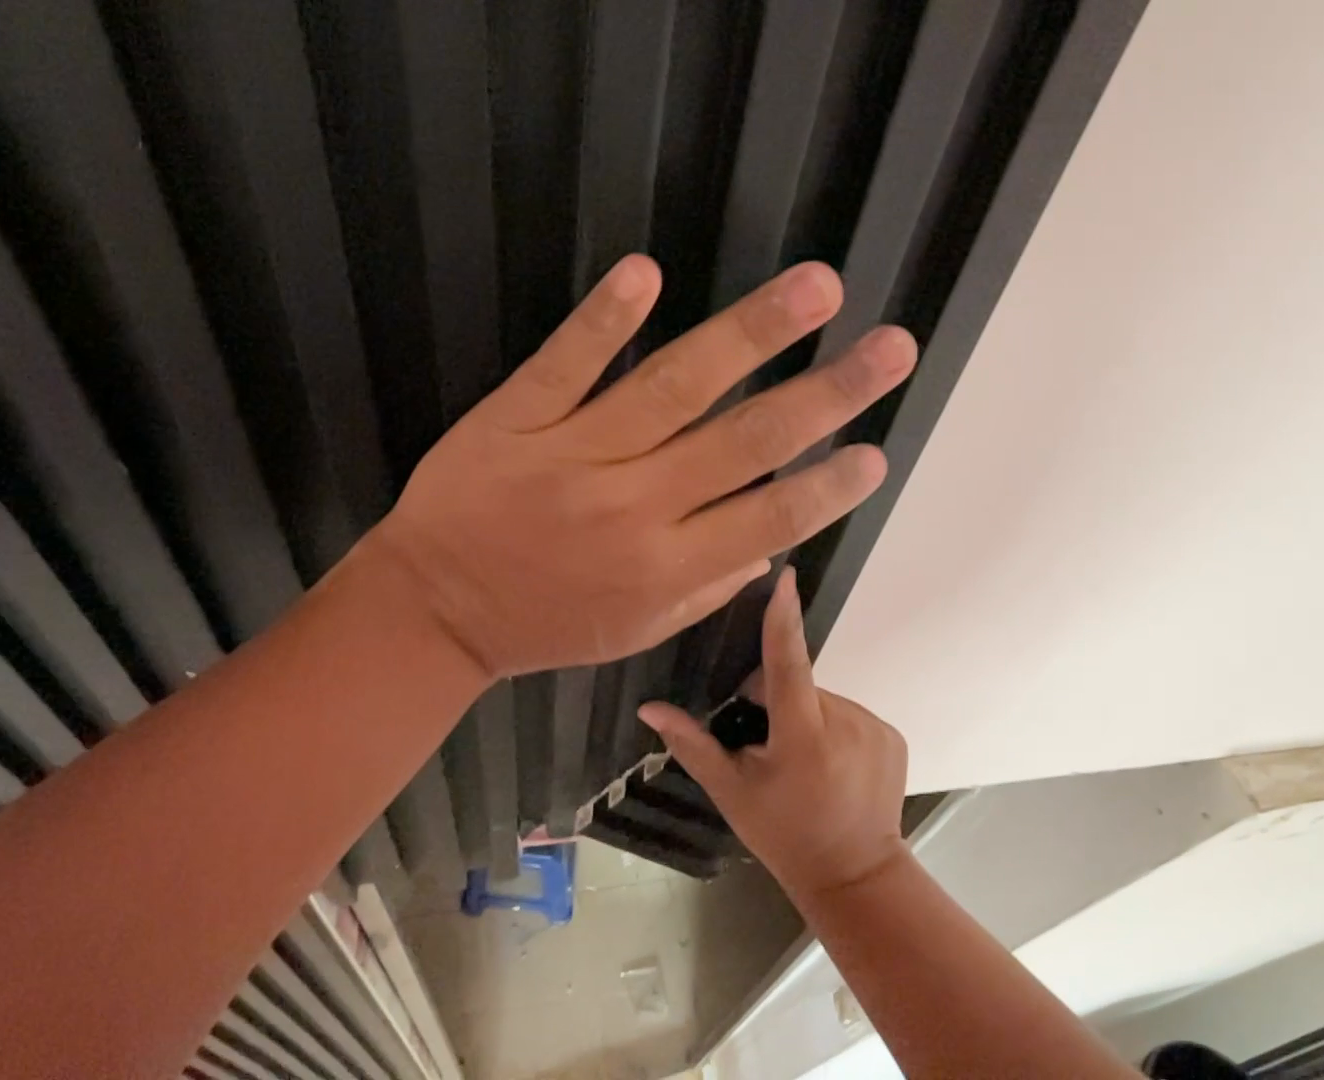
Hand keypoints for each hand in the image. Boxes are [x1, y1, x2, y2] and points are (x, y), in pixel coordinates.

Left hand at [369, 255, 916, 678]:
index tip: (877, 448)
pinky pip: (565, 366)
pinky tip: (647, 273)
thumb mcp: (630, 632)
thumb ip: (705, 592)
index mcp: (665, 567)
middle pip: (744, 441)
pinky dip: (605, 320)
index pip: (770, 517)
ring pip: (674, 389)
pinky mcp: (516, 420)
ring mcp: (574, 456)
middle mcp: (633, 507)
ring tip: (817, 289)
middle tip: (890, 348)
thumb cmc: (539, 623)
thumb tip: (771, 550)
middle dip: (827, 392)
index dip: (829, 485)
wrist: (432, 610)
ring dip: (751, 335)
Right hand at [638, 566, 908, 900]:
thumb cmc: (784, 835)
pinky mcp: (893, 736)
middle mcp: (845, 722)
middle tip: (766, 747)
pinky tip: (829, 766)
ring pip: (823, 701)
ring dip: (806, 716)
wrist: (856, 876)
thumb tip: (649, 708)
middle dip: (776, 703)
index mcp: (803, 735)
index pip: (787, 663)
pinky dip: (833, 729)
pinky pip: (849, 715)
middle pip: (798, 686)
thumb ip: (693, 744)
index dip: (781, 619)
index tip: (784, 578)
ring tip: (801, 763)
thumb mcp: (731, 792)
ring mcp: (875, 728)